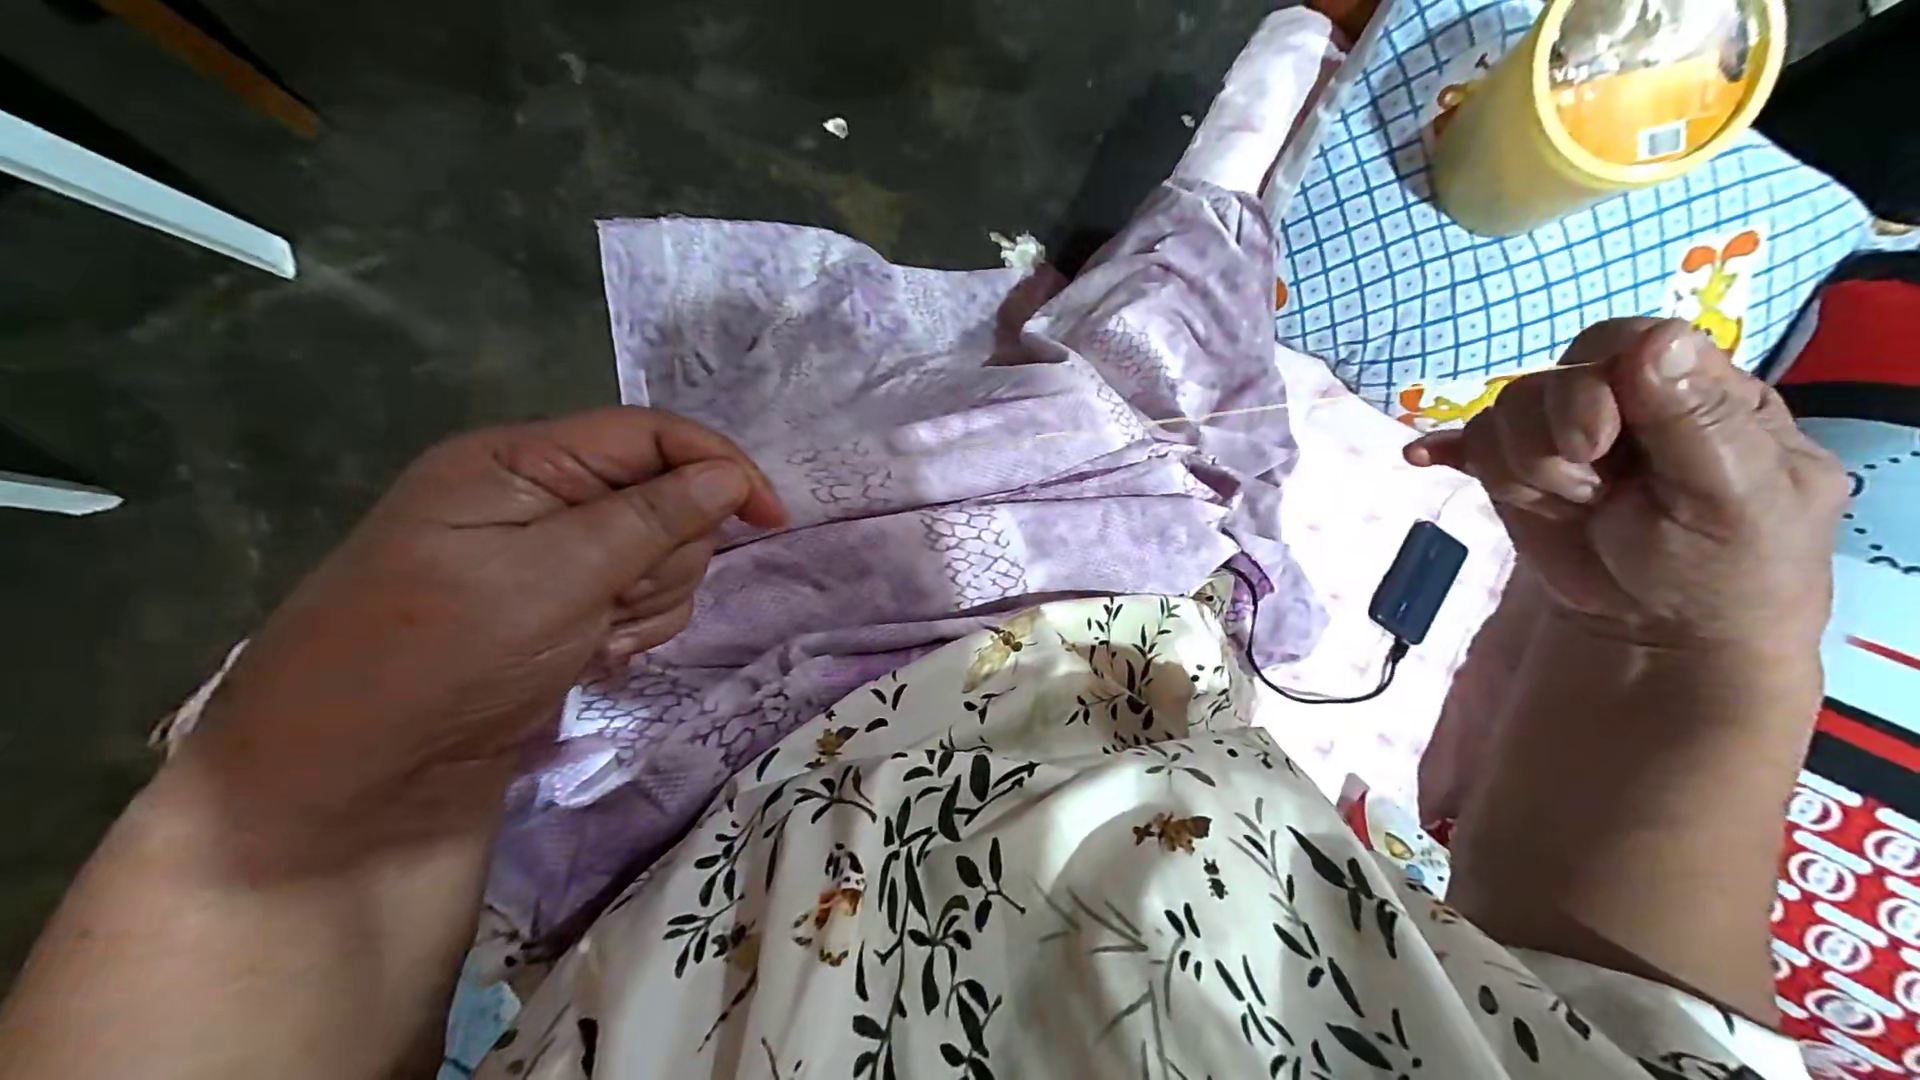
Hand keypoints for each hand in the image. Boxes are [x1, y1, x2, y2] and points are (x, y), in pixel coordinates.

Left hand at [181, 406, 786, 848]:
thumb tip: (732, 477)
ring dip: (651, 599)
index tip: (773, 516)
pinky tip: (595, 654)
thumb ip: (652, 518)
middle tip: (616, 600)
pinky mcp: (576, 603)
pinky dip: (638, 626)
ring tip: (596, 636)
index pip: (651, 434)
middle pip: (669, 498)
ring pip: (667, 554)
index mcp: (526, 461)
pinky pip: (649, 596)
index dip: (720, 465)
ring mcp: (564, 555)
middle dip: (665, 554)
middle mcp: (549, 497)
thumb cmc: (442, 654)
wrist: (365, 781)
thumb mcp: (554, 575)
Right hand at [1405, 318, 1845, 649]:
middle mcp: (1617, 405)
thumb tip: (1658, 336)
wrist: (1659, 628)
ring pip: (1498, 420)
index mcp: (1691, 391)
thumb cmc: (1725, 565)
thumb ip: (1697, 415)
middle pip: (1543, 384)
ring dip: (1519, 471)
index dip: (1592, 385)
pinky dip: (1442, 449)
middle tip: (1589, 491)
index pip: (1619, 344)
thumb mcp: (1735, 494)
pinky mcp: (1512, 474)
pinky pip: (1466, 444)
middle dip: (1549, 442)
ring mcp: (1557, 440)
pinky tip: (1422, 457)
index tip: (1600, 446)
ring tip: (1568, 507)